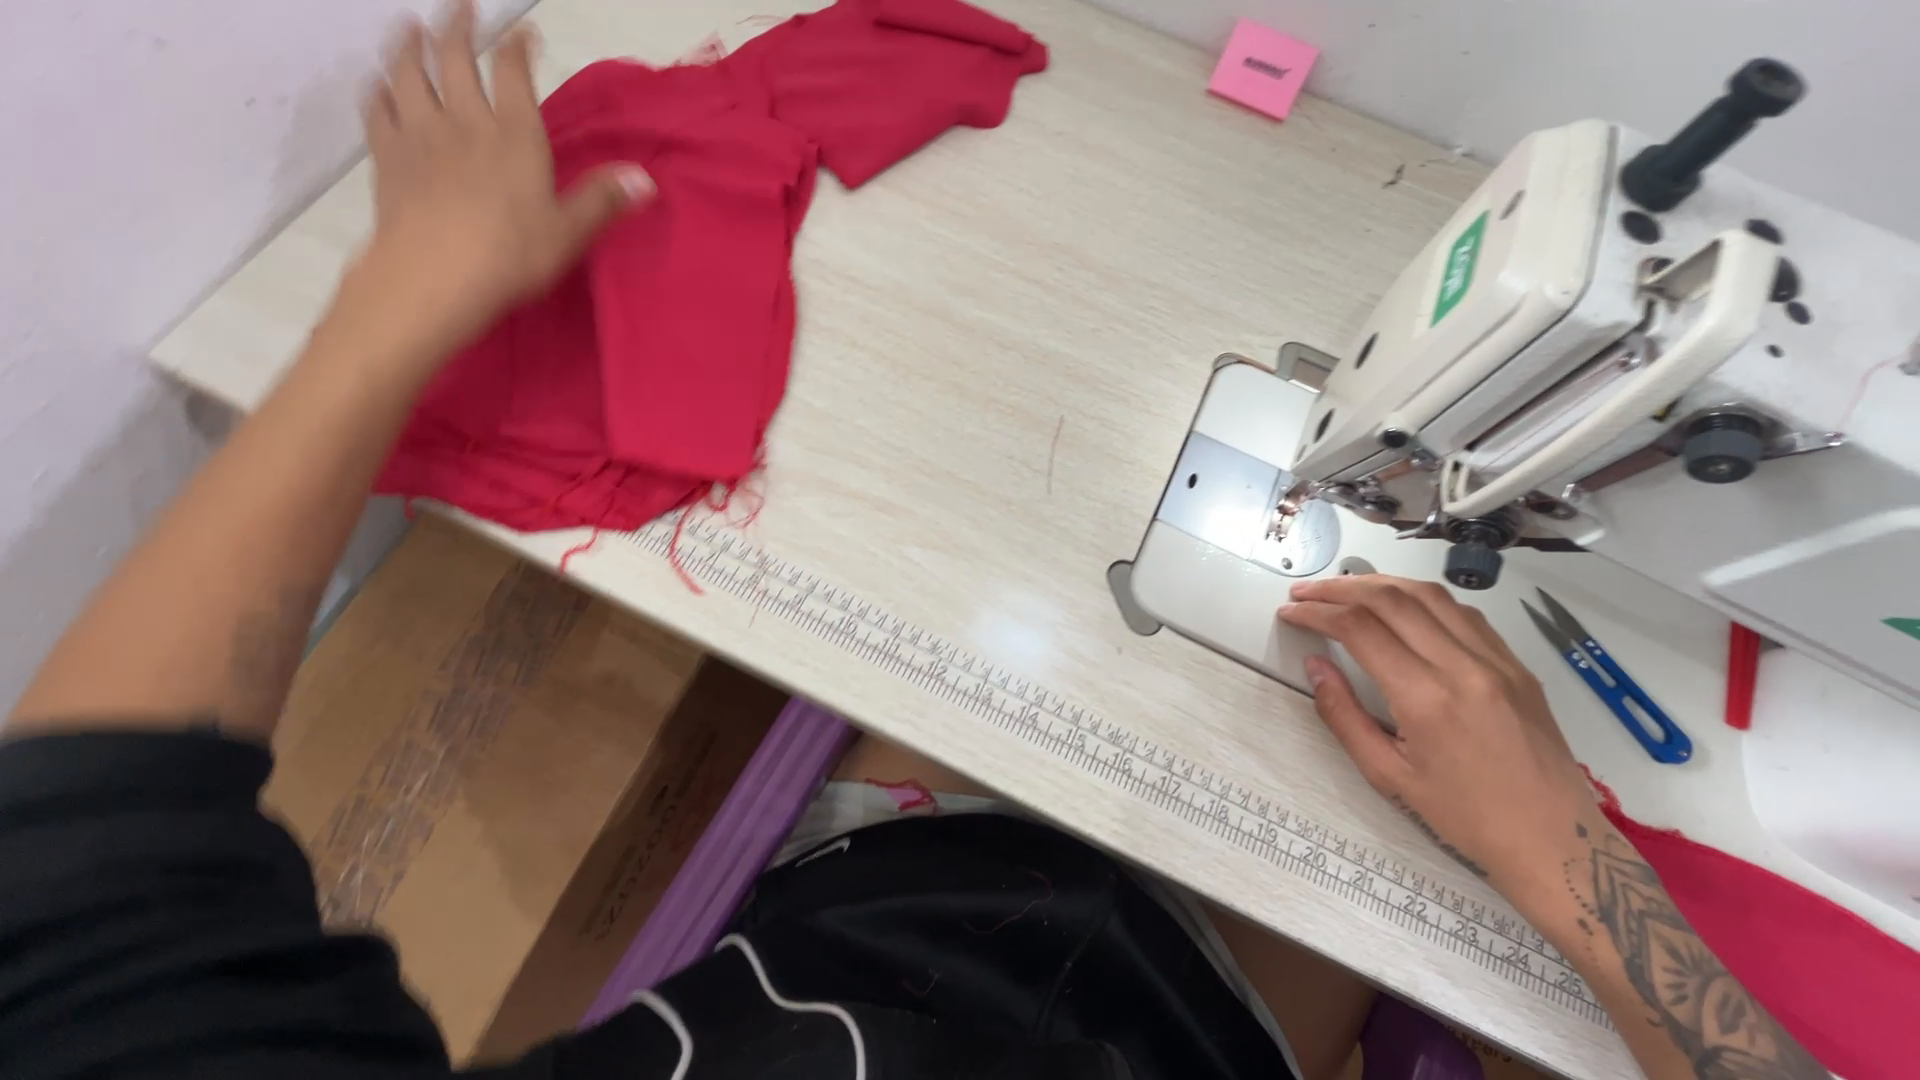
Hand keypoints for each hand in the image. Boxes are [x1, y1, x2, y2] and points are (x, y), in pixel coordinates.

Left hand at [337, 1, 653, 366]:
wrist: (434, 276)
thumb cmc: (511, 256)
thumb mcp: (569, 232)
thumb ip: (603, 200)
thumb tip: (645, 178)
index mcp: (514, 135)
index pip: (512, 71)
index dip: (518, 46)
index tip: (525, 32)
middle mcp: (464, 120)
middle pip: (454, 55)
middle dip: (458, 23)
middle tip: (462, 4)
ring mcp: (419, 133)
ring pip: (407, 70)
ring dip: (409, 42)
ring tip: (411, 25)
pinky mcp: (386, 155)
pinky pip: (376, 108)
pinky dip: (378, 89)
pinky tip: (380, 86)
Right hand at [1278, 575, 1600, 906]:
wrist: (1556, 842)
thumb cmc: (1465, 818)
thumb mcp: (1388, 776)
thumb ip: (1344, 716)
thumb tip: (1316, 666)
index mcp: (1426, 698)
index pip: (1360, 629)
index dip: (1317, 613)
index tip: (1290, 613)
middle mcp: (1463, 667)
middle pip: (1392, 599)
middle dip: (1340, 588)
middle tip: (1306, 593)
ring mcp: (1497, 661)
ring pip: (1430, 595)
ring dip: (1381, 583)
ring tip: (1345, 588)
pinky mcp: (1516, 665)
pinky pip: (1463, 613)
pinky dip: (1422, 599)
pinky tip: (1401, 606)